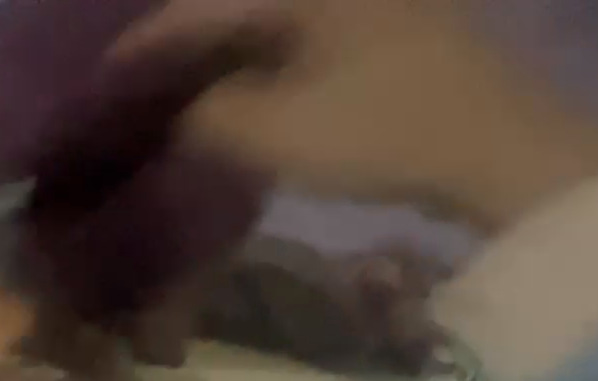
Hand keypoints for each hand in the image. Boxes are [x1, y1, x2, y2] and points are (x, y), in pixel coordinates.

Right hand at [115, 0, 597, 230]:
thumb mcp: (274, 132)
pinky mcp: (381, 33)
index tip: (100, 75)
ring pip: (265, 23)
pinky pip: (293, 38)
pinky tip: (228, 91)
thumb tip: (183, 112)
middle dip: (178, 42)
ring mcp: (365, 5)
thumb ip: (208, 116)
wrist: (498, 148)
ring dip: (214, 55)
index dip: (146, 41)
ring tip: (168, 88)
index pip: (204, 6)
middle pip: (235, 6)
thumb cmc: (380, 132)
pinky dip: (251, 64)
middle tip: (130, 81)